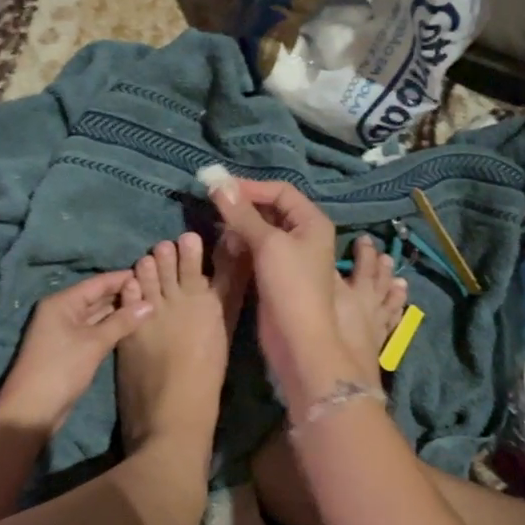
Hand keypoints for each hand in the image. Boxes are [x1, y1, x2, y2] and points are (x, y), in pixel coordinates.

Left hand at [0, 271, 151, 430]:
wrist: (33, 408)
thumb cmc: (61, 369)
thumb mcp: (94, 343)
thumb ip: (122, 322)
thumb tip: (149, 304)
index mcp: (62, 302)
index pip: (98, 283)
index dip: (123, 278)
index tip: (151, 273)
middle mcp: (62, 311)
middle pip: (97, 297)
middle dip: (123, 295)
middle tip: (156, 292)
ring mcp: (65, 331)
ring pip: (97, 315)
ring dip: (119, 313)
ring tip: (150, 307)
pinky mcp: (70, 349)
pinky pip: (94, 331)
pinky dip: (111, 329)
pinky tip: (132, 328)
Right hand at [207, 178, 372, 408]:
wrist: (298, 340)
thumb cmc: (291, 286)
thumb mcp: (268, 244)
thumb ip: (242, 214)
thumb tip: (218, 184)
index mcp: (312, 222)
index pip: (280, 191)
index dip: (251, 187)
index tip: (219, 189)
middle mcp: (304, 236)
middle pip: (271, 210)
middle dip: (243, 206)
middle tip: (212, 205)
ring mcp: (290, 258)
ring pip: (262, 231)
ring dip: (240, 226)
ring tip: (215, 225)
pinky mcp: (275, 277)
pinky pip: (257, 251)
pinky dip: (241, 245)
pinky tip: (224, 246)